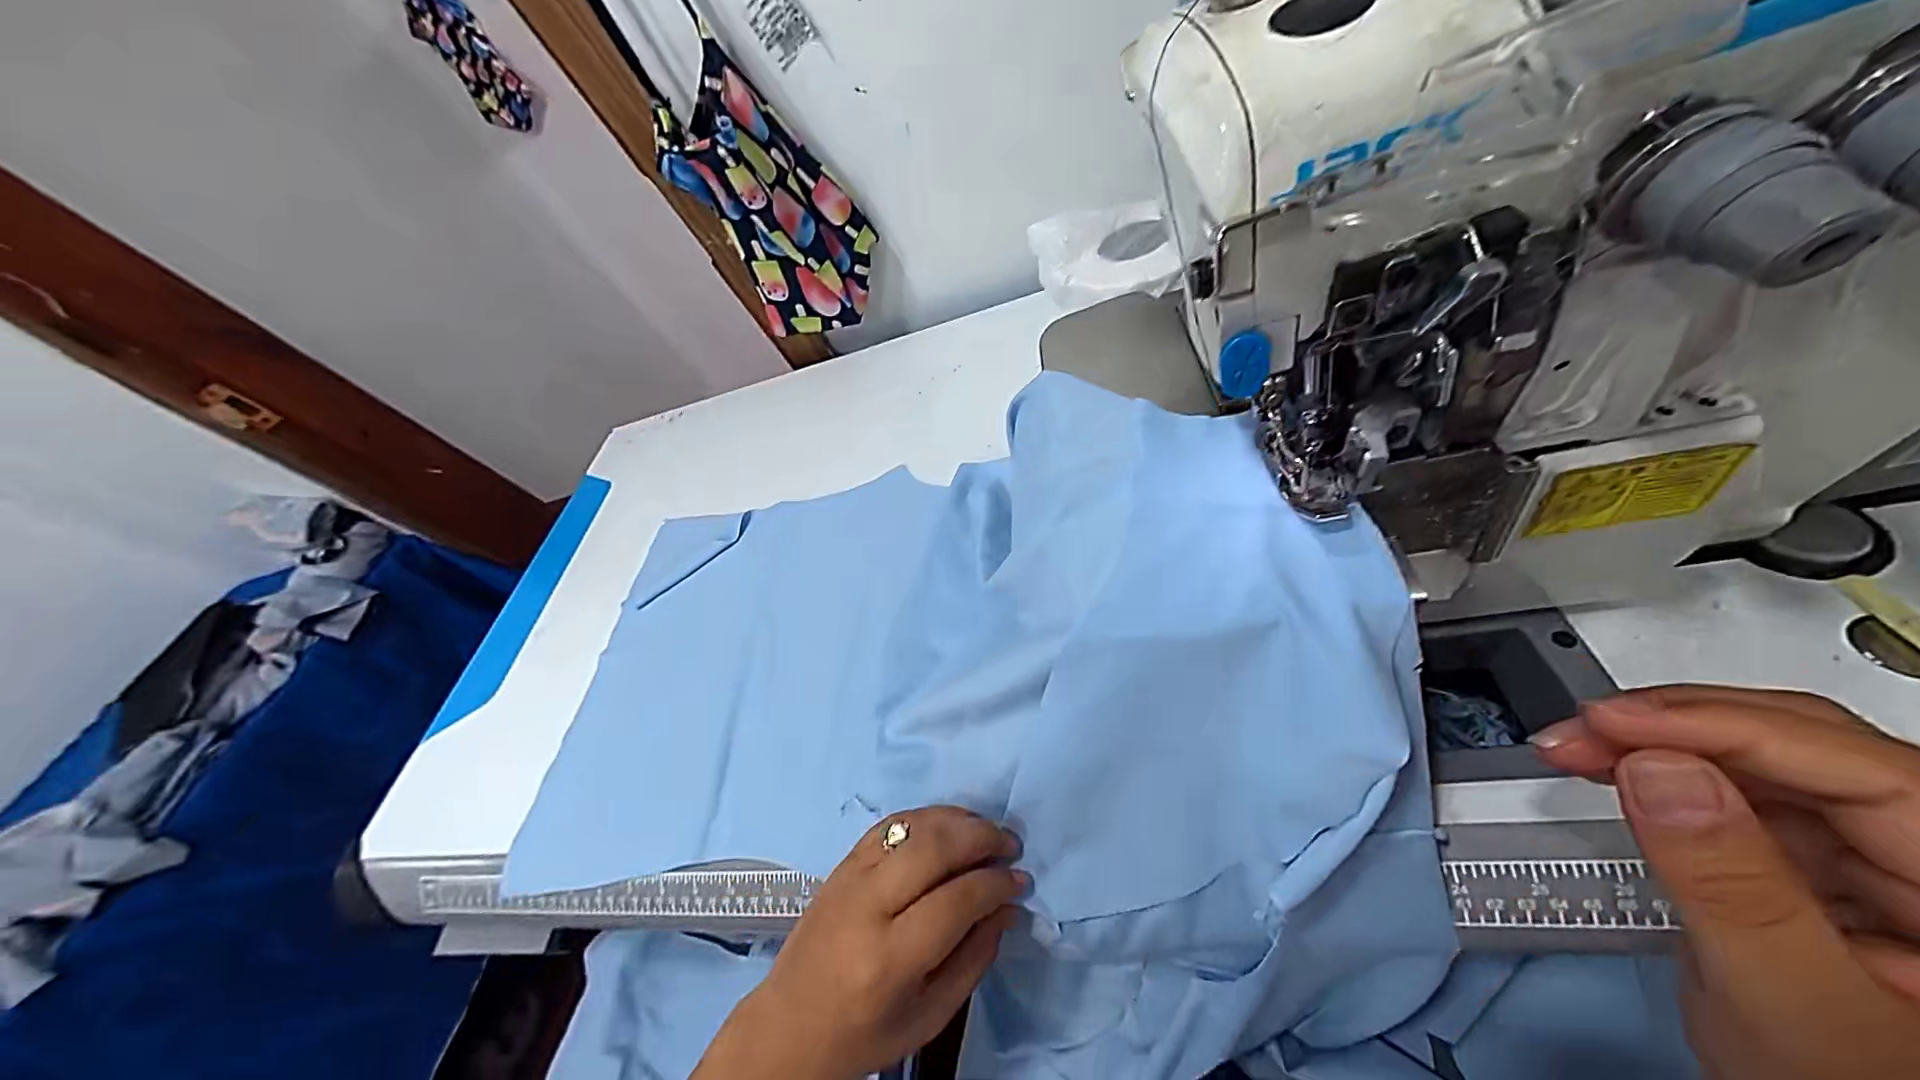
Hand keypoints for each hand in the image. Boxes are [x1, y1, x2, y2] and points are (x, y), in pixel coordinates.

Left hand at [692, 806, 1025, 1079]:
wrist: (789, 1024)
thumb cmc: (864, 1032)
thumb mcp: (929, 1015)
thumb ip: (974, 958)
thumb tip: (1008, 907)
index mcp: (890, 959)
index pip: (955, 900)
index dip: (995, 884)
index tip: (1020, 881)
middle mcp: (868, 907)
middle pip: (934, 849)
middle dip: (981, 838)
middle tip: (1010, 845)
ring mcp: (850, 877)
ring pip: (911, 826)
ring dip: (957, 820)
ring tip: (986, 831)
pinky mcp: (842, 863)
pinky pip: (889, 825)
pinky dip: (925, 818)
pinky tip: (948, 827)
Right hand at [1531, 686, 1919, 1079]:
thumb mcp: (1786, 1001)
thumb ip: (1732, 886)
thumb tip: (1658, 770)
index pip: (1860, 772)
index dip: (1721, 728)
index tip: (1605, 719)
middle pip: (1811, 751)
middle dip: (1676, 728)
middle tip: (1576, 732)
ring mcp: (1884, 858)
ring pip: (1765, 762)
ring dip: (1658, 744)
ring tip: (1576, 748)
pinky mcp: (1821, 861)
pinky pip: (1740, 791)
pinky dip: (1665, 772)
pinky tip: (1616, 769)